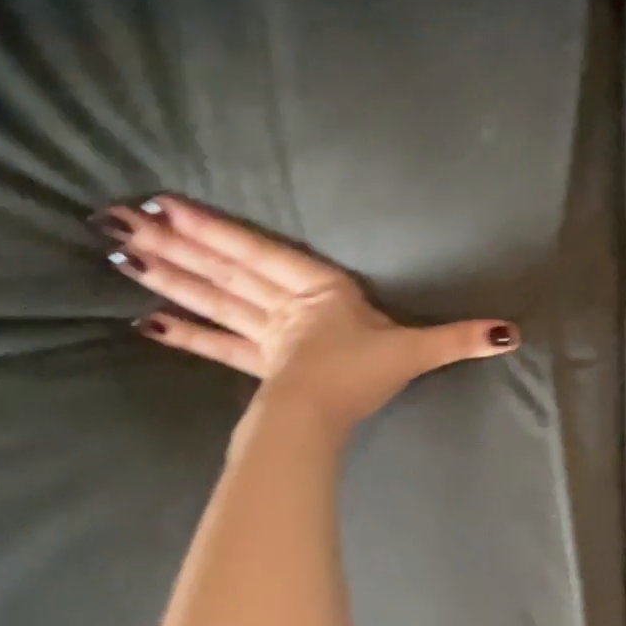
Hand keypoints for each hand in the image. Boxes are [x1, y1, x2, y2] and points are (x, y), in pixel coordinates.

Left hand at [94, 195, 518, 433]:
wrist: (322, 421)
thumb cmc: (362, 377)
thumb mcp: (416, 351)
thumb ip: (459, 339)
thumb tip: (511, 333)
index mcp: (316, 292)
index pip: (258, 253)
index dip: (214, 229)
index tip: (165, 204)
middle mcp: (282, 308)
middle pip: (222, 271)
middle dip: (172, 244)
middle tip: (115, 216)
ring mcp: (263, 338)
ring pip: (209, 300)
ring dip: (166, 277)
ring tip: (117, 251)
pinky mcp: (257, 368)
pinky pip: (215, 345)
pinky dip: (182, 333)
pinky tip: (142, 321)